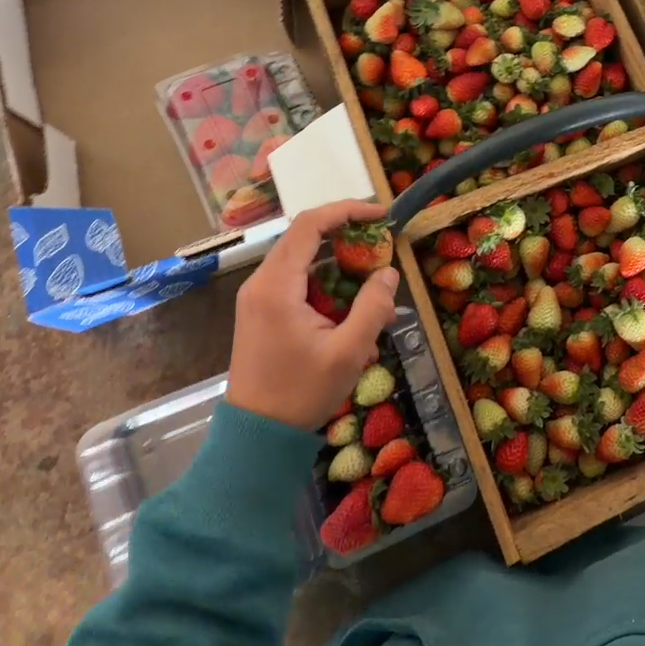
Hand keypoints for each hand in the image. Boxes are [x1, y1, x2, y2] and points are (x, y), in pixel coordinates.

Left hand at [226, 200, 398, 430]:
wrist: (256, 434)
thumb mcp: (349, 351)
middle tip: (384, 251)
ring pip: (306, 262)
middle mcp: (261, 283)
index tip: (382, 216)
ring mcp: (259, 298)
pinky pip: (299, 283)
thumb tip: (388, 273)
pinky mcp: (263, 313)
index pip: (310, 224)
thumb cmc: (301, 392)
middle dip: (350, 239)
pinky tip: (354, 315)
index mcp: (276, 285)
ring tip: (376, 293)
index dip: (347, 211)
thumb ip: (373, 306)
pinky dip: (329, 288)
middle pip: (307, 238)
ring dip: (342, 268)